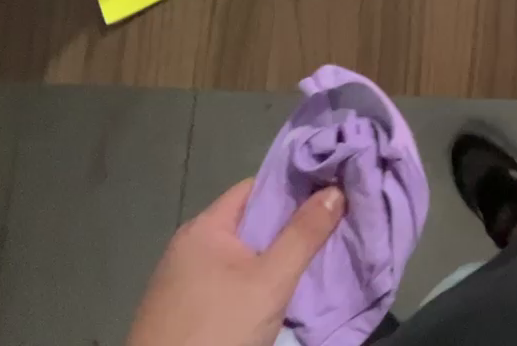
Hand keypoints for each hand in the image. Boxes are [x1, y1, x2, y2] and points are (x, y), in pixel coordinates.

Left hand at [126, 179, 344, 345]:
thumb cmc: (216, 334)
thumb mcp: (270, 282)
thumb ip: (305, 233)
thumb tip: (335, 189)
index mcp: (204, 228)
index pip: (258, 186)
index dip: (296, 185)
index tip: (331, 191)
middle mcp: (188, 247)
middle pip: (251, 219)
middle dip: (291, 222)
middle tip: (330, 225)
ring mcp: (181, 282)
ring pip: (241, 252)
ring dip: (275, 254)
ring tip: (313, 256)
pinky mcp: (181, 313)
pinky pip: (228, 279)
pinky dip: (254, 279)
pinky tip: (278, 291)